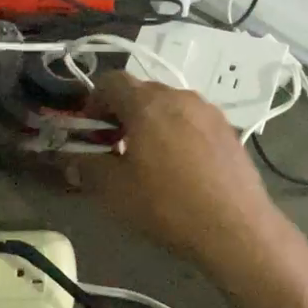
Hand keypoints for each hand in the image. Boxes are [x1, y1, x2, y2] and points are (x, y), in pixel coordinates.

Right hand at [79, 71, 302, 277]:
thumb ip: (87, 167)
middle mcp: (180, 95)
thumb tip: (72, 159)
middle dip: (123, 114)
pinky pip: (193, 121)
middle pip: (142, 91)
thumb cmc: (169, 205)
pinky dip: (179, 133)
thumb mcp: (116, 191)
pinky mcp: (229, 129)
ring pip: (170, 106)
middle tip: (116, 148)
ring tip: (151, 160)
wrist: (236, 228)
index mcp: (148, 103)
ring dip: (153, 123)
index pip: (111, 80)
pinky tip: (182, 168)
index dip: (94, 101)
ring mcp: (209, 111)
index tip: (92, 131)